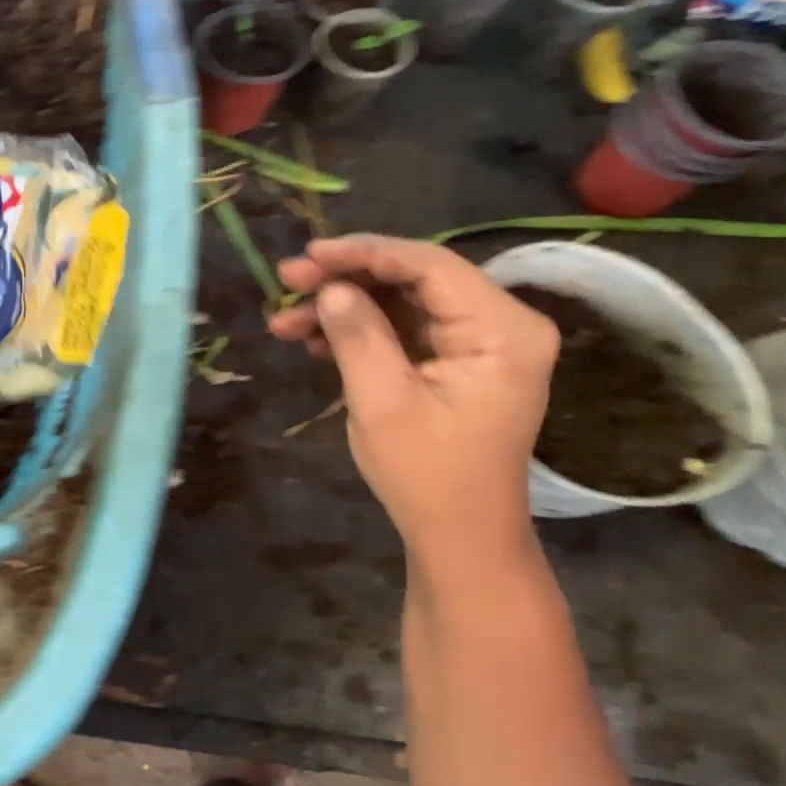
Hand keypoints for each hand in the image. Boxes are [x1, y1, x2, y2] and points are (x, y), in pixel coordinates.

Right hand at [267, 234, 558, 550]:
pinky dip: (358, 331)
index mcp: (501, 330)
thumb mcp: (382, 402)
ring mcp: (478, 344)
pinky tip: (311, 339)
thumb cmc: (426, 472)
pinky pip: (403, 329)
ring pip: (401, 303)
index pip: (430, 267)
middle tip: (286, 280)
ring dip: (343, 308)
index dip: (365, 253)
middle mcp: (500, 325)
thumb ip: (358, 336)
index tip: (309, 255)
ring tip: (284, 320)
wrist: (458, 532)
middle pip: (414, 279)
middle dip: (347, 278)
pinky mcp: (456, 362)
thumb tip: (332, 288)